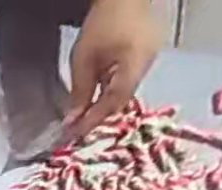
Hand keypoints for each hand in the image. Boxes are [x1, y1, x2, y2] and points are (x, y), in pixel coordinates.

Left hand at [65, 0, 160, 137]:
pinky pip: (127, 84)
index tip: (76, 134)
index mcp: (136, 60)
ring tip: (83, 121)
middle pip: (122, 100)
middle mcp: (148, 62)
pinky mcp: (145, 59)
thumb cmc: (102, 23)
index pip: (115, 99)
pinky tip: (94, 104)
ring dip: (104, 109)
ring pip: (125, 94)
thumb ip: (80, 92)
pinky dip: (110, 97)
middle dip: (99, 118)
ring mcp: (150, 60)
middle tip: (77, 132)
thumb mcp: (83, 60)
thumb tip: (72, 122)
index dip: (95, 119)